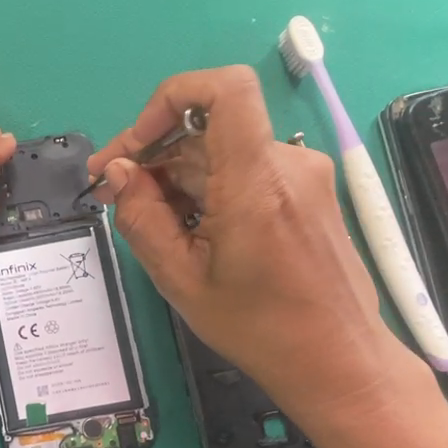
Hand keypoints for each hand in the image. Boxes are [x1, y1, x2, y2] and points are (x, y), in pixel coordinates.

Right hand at [88, 66, 429, 430]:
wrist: (336, 358)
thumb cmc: (257, 327)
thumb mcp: (181, 279)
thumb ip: (142, 219)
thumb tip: (118, 172)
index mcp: (256, 182)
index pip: (224, 89)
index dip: (170, 98)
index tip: (135, 145)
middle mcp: (286, 163)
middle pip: (208, 128)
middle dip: (153, 154)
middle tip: (112, 194)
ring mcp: (301, 175)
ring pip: (222, 152)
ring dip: (176, 176)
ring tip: (147, 223)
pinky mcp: (306, 192)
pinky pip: (243, 171)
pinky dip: (205, 189)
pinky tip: (186, 230)